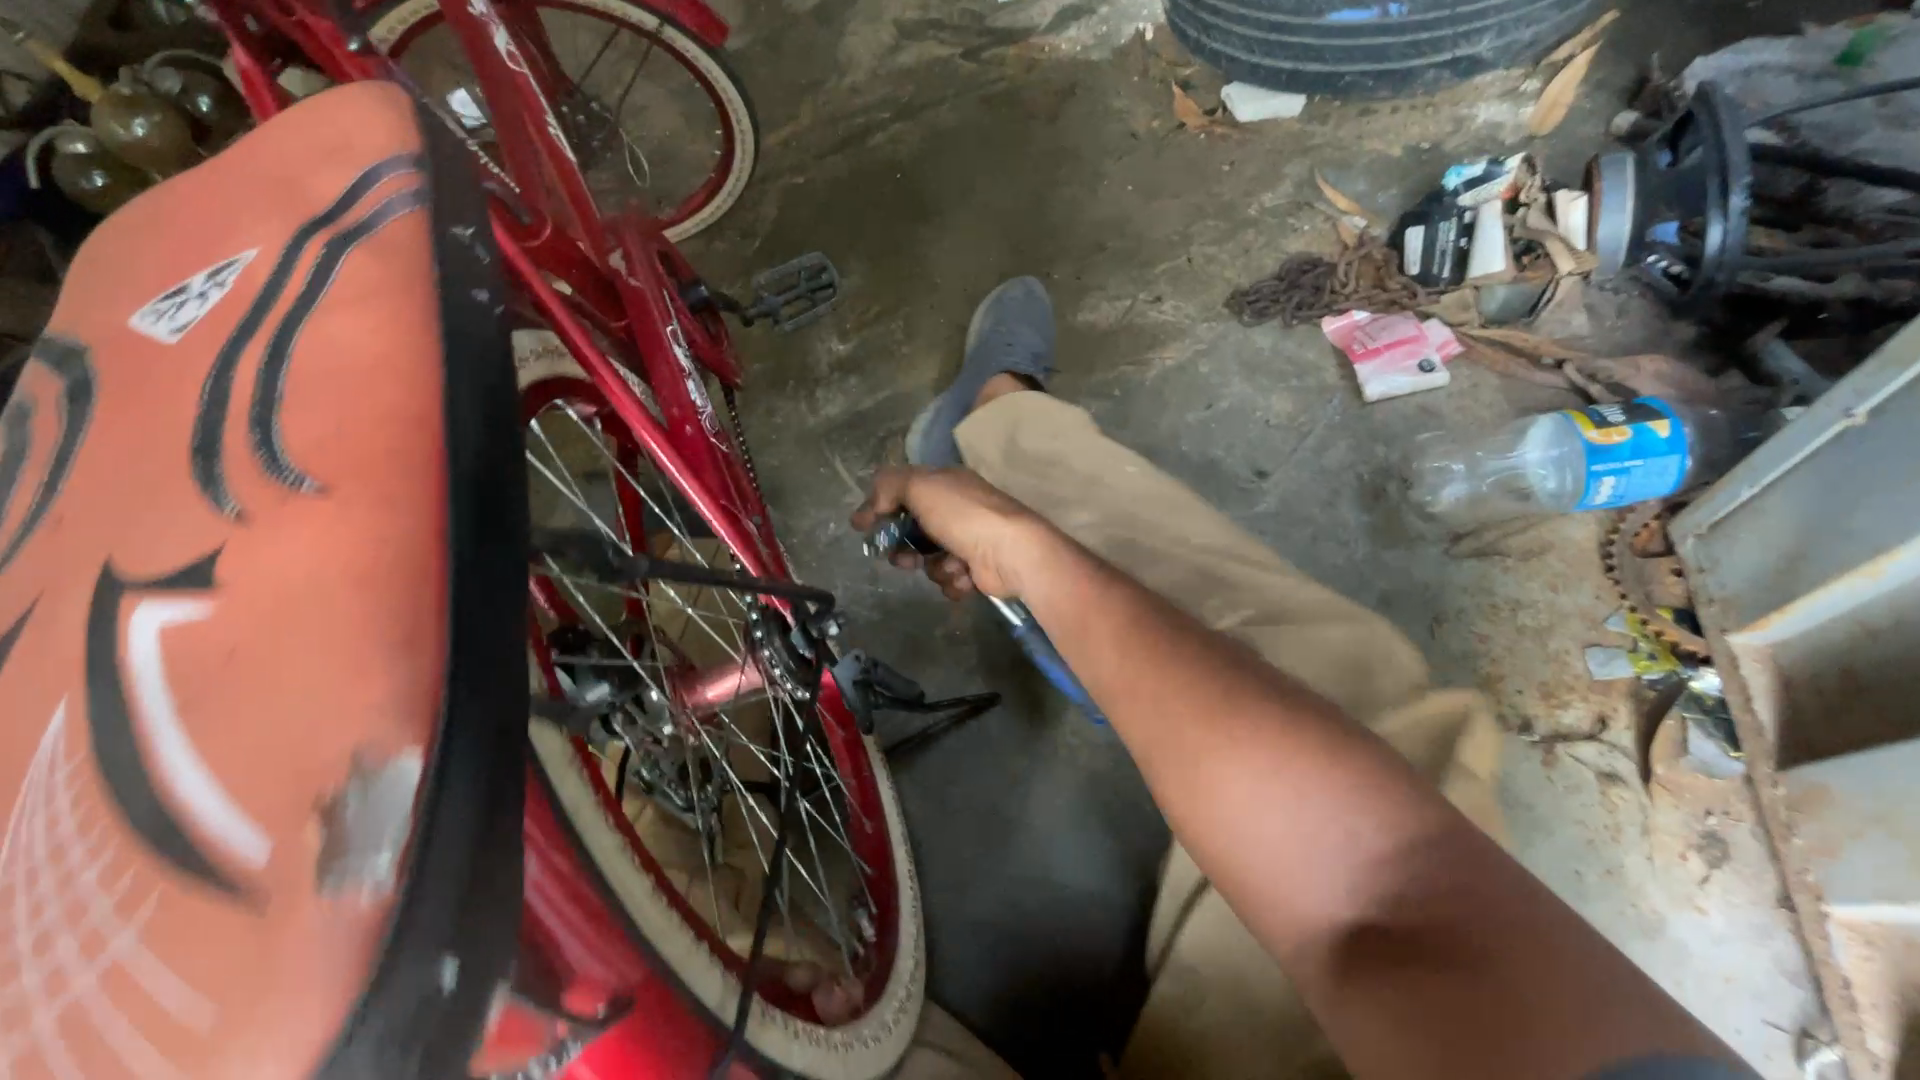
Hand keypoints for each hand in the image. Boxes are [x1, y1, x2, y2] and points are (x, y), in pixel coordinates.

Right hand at [851, 465, 1055, 599]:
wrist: (1012, 552)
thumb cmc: (964, 515)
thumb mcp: (920, 486)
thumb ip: (888, 486)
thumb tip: (867, 508)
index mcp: (946, 484)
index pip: (903, 492)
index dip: (880, 507)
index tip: (862, 526)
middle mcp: (957, 510)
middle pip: (913, 531)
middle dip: (905, 547)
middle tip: (904, 558)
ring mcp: (968, 541)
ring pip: (929, 559)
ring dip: (934, 565)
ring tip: (949, 564)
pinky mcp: (976, 570)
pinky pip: (948, 579)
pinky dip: (953, 580)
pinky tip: (966, 575)